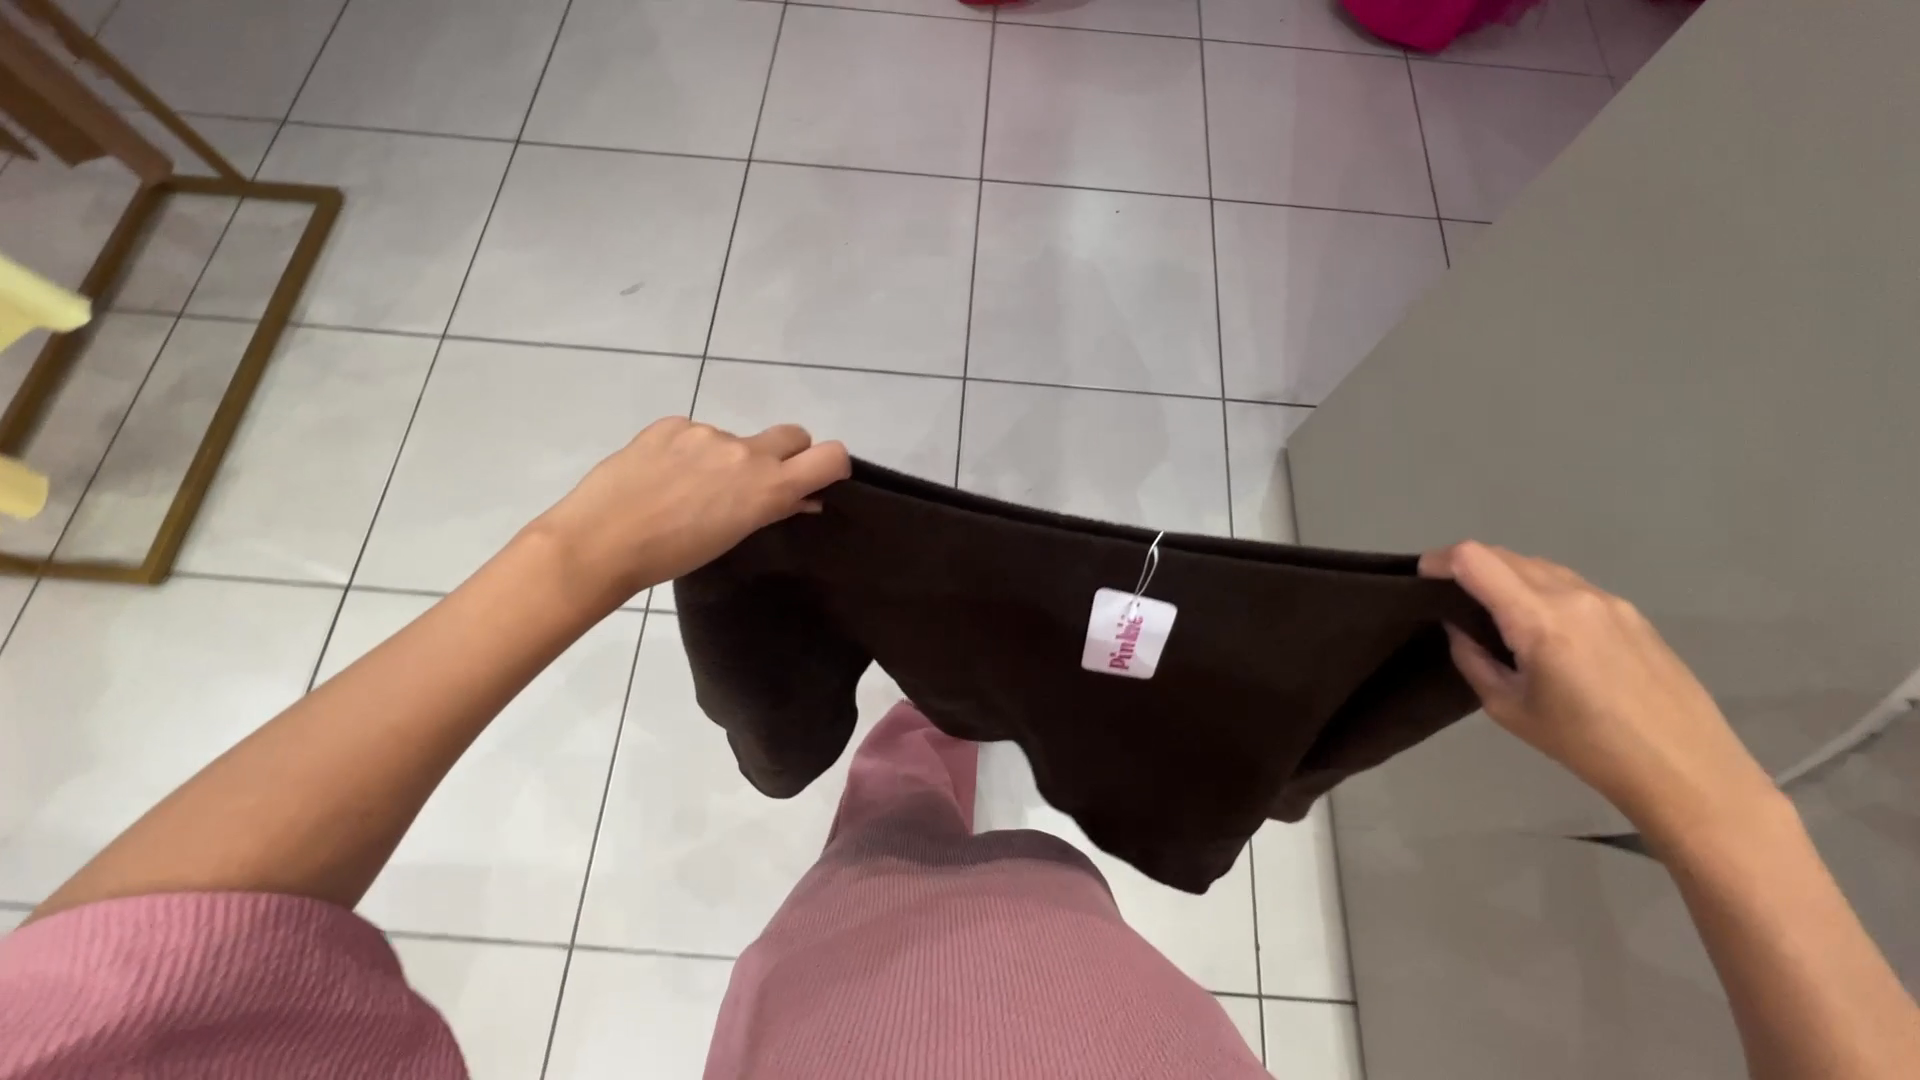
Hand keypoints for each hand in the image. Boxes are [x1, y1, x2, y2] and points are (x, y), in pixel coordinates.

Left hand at [530, 417, 849, 606]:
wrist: (600, 541)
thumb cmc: (673, 554)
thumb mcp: (733, 536)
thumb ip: (773, 508)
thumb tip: (804, 498)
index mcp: (767, 485)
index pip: (831, 456)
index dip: (832, 464)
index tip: (818, 480)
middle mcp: (745, 451)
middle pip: (793, 435)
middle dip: (786, 454)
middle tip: (754, 484)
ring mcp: (706, 433)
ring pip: (735, 440)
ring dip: (726, 458)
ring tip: (687, 490)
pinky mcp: (671, 424)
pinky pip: (695, 433)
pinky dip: (688, 451)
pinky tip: (661, 476)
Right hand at [1420, 541, 1776, 840]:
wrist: (1685, 769)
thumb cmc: (1586, 745)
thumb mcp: (1509, 708)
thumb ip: (1474, 659)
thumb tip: (1459, 629)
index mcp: (1539, 620)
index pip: (1475, 559)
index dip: (1439, 561)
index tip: (1420, 579)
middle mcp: (1574, 596)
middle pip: (1505, 555)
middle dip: (1467, 566)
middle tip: (1446, 596)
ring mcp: (1609, 601)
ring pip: (1539, 566)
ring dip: (1505, 575)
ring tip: (1490, 611)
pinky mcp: (1631, 614)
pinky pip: (1570, 584)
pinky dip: (1538, 589)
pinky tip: (1538, 627)